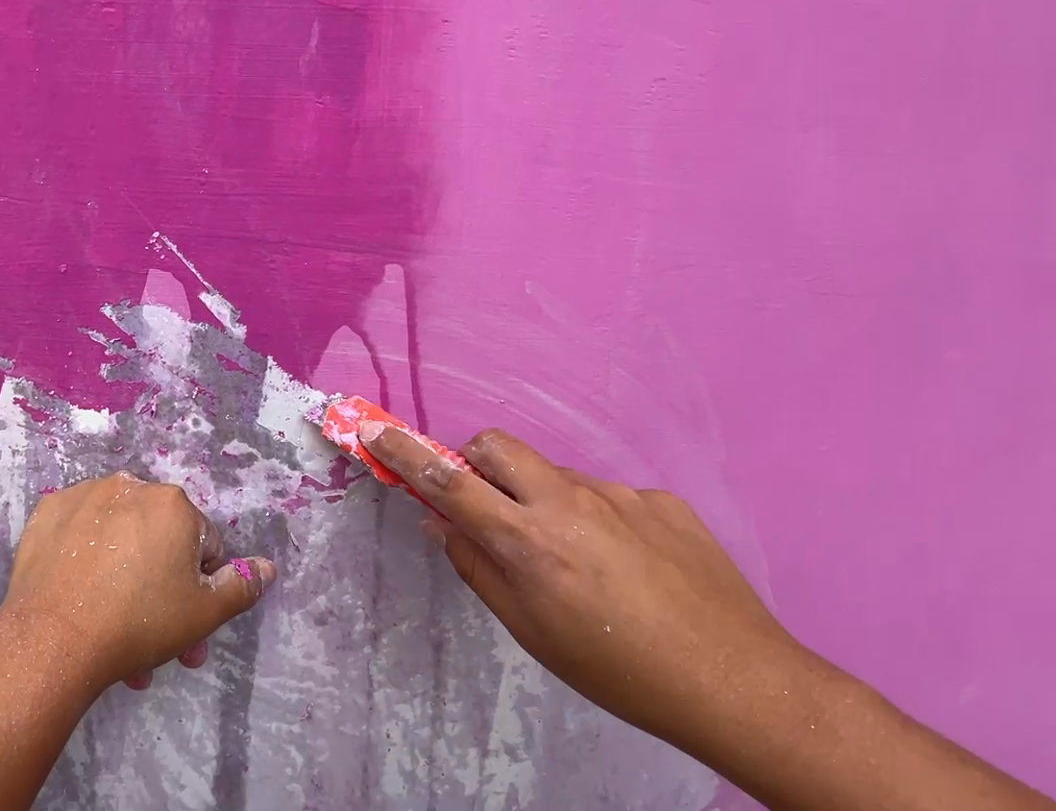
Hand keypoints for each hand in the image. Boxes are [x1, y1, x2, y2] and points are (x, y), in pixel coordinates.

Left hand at [0, 472, 276, 690]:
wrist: (54, 636)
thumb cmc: (138, 622)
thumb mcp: (203, 613)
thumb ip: (240, 586)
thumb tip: (267, 566)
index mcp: (173, 504)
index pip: (204, 544)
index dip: (200, 587)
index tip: (186, 624)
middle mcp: (131, 485)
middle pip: (158, 540)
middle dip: (162, 589)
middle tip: (154, 640)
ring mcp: (84, 494)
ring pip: (119, 537)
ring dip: (125, 575)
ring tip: (115, 631)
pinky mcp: (48, 510)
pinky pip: (80, 532)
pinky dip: (86, 556)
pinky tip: (80, 593)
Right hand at [361, 423, 808, 748]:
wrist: (741, 684)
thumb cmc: (616, 669)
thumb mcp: (529, 630)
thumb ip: (476, 567)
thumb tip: (441, 523)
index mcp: (528, 542)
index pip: (447, 481)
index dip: (404, 454)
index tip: (373, 430)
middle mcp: (568, 503)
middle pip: (496, 446)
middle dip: (475, 462)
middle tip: (489, 504)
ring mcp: (620, 496)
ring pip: (552, 474)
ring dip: (541, 499)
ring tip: (579, 560)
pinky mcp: (662, 501)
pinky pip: (607, 495)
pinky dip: (596, 518)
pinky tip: (629, 566)